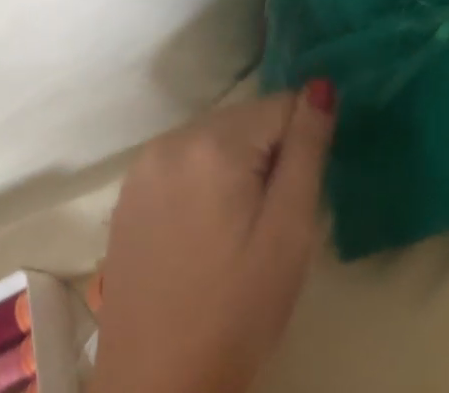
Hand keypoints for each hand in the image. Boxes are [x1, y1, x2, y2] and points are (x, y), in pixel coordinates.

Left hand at [93, 83, 336, 392]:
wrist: (158, 385)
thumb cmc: (238, 308)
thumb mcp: (289, 230)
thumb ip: (308, 149)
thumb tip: (321, 86)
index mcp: (213, 143)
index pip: (283, 106)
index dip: (301, 148)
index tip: (295, 200)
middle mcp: (170, 140)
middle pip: (246, 120)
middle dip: (268, 156)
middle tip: (270, 223)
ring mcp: (142, 168)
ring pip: (216, 140)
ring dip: (237, 169)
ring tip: (238, 233)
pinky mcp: (127, 196)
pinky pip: (184, 164)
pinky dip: (205, 183)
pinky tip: (206, 235)